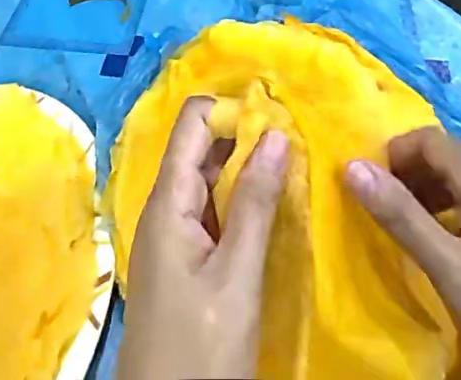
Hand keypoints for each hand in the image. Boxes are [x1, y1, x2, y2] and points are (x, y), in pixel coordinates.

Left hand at [119, 96, 288, 379]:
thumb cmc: (200, 350)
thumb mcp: (236, 276)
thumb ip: (256, 202)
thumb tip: (277, 133)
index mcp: (168, 200)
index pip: (192, 123)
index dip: (231, 110)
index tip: (276, 114)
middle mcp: (165, 206)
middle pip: (200, 147)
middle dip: (243, 134)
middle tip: (294, 137)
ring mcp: (173, 232)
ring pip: (208, 178)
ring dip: (245, 166)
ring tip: (291, 162)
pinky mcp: (185, 258)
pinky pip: (211, 208)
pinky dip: (239, 198)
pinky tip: (271, 201)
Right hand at [344, 129, 460, 379]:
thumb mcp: (449, 268)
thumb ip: (401, 216)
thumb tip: (350, 165)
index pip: (431, 139)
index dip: (395, 151)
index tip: (369, 183)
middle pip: (448, 160)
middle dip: (408, 174)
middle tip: (381, 209)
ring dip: (428, 197)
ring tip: (406, 232)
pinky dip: (451, 218)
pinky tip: (446, 255)